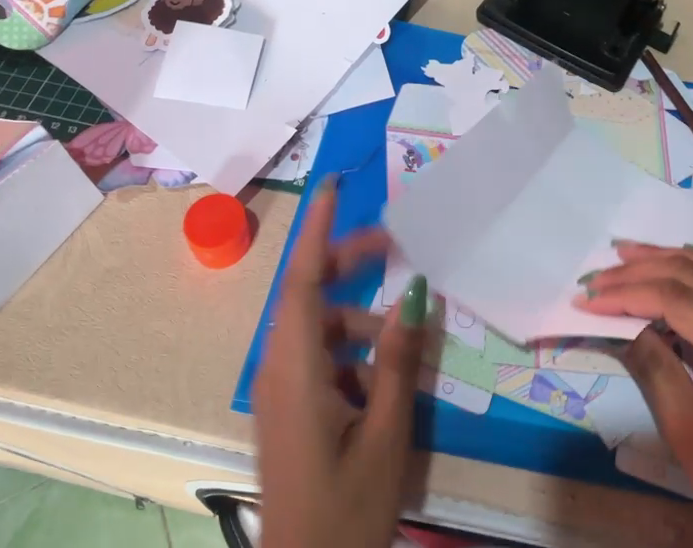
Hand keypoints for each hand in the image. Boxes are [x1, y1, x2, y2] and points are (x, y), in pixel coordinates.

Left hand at [253, 176, 430, 547]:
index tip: (334, 185)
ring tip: (408, 345)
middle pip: (309, 293)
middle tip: (396, 246)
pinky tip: (388, 380)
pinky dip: (354, 352)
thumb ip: (398, 360)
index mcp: (295, 369)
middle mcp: (278, 368)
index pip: (300, 278)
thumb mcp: (385, 433)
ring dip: (362, 322)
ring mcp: (281, 389)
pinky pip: (321, 358)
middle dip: (349, 264)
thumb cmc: (347, 506)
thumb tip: (414, 293)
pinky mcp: (290, 408)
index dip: (316, 228)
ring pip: (320, 327)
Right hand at [578, 244, 692, 547]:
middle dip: (638, 270)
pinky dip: (690, 269)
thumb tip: (618, 325)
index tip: (583, 300)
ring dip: (663, 259)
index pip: (674, 297)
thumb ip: (655, 369)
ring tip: (621, 254)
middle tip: (593, 277)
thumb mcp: (690, 433)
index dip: (625, 293)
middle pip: (691, 273)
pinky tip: (668, 268)